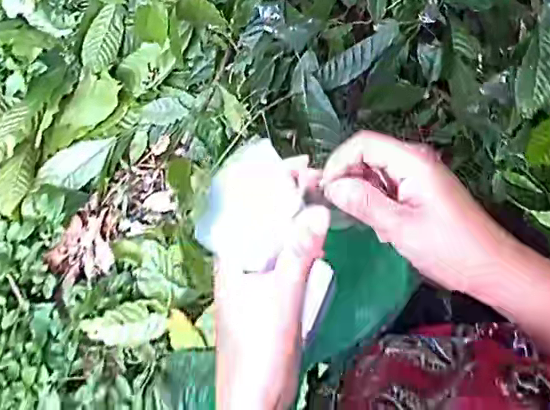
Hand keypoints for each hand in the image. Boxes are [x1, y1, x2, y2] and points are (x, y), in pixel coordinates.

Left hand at [213, 161, 329, 409]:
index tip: (301, 165)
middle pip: (261, 212)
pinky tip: (315, 239)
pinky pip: (281, 253)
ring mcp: (250, 275)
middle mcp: (237, 257)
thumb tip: (316, 209)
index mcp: (230, 252)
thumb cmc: (258, 355)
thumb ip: (298, 254)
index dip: (272, 176)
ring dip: (295, 214)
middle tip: (318, 179)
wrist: (254, 407)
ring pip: (273, 232)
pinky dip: (298, 241)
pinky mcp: (265, 291)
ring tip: (320, 199)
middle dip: (288, 192)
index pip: (246, 199)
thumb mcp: (282, 299)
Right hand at [319, 132, 525, 299]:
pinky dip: (378, 197)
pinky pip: (389, 181)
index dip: (339, 161)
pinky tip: (382, 224)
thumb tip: (332, 187)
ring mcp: (421, 171)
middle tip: (339, 207)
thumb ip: (365, 204)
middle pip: (368, 152)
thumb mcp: (402, 230)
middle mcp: (415, 158)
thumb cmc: (452, 250)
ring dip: (364, 190)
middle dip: (349, 176)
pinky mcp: (424, 186)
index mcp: (412, 160)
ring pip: (377, 168)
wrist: (498, 271)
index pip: (363, 142)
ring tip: (363, 220)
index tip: (325, 189)